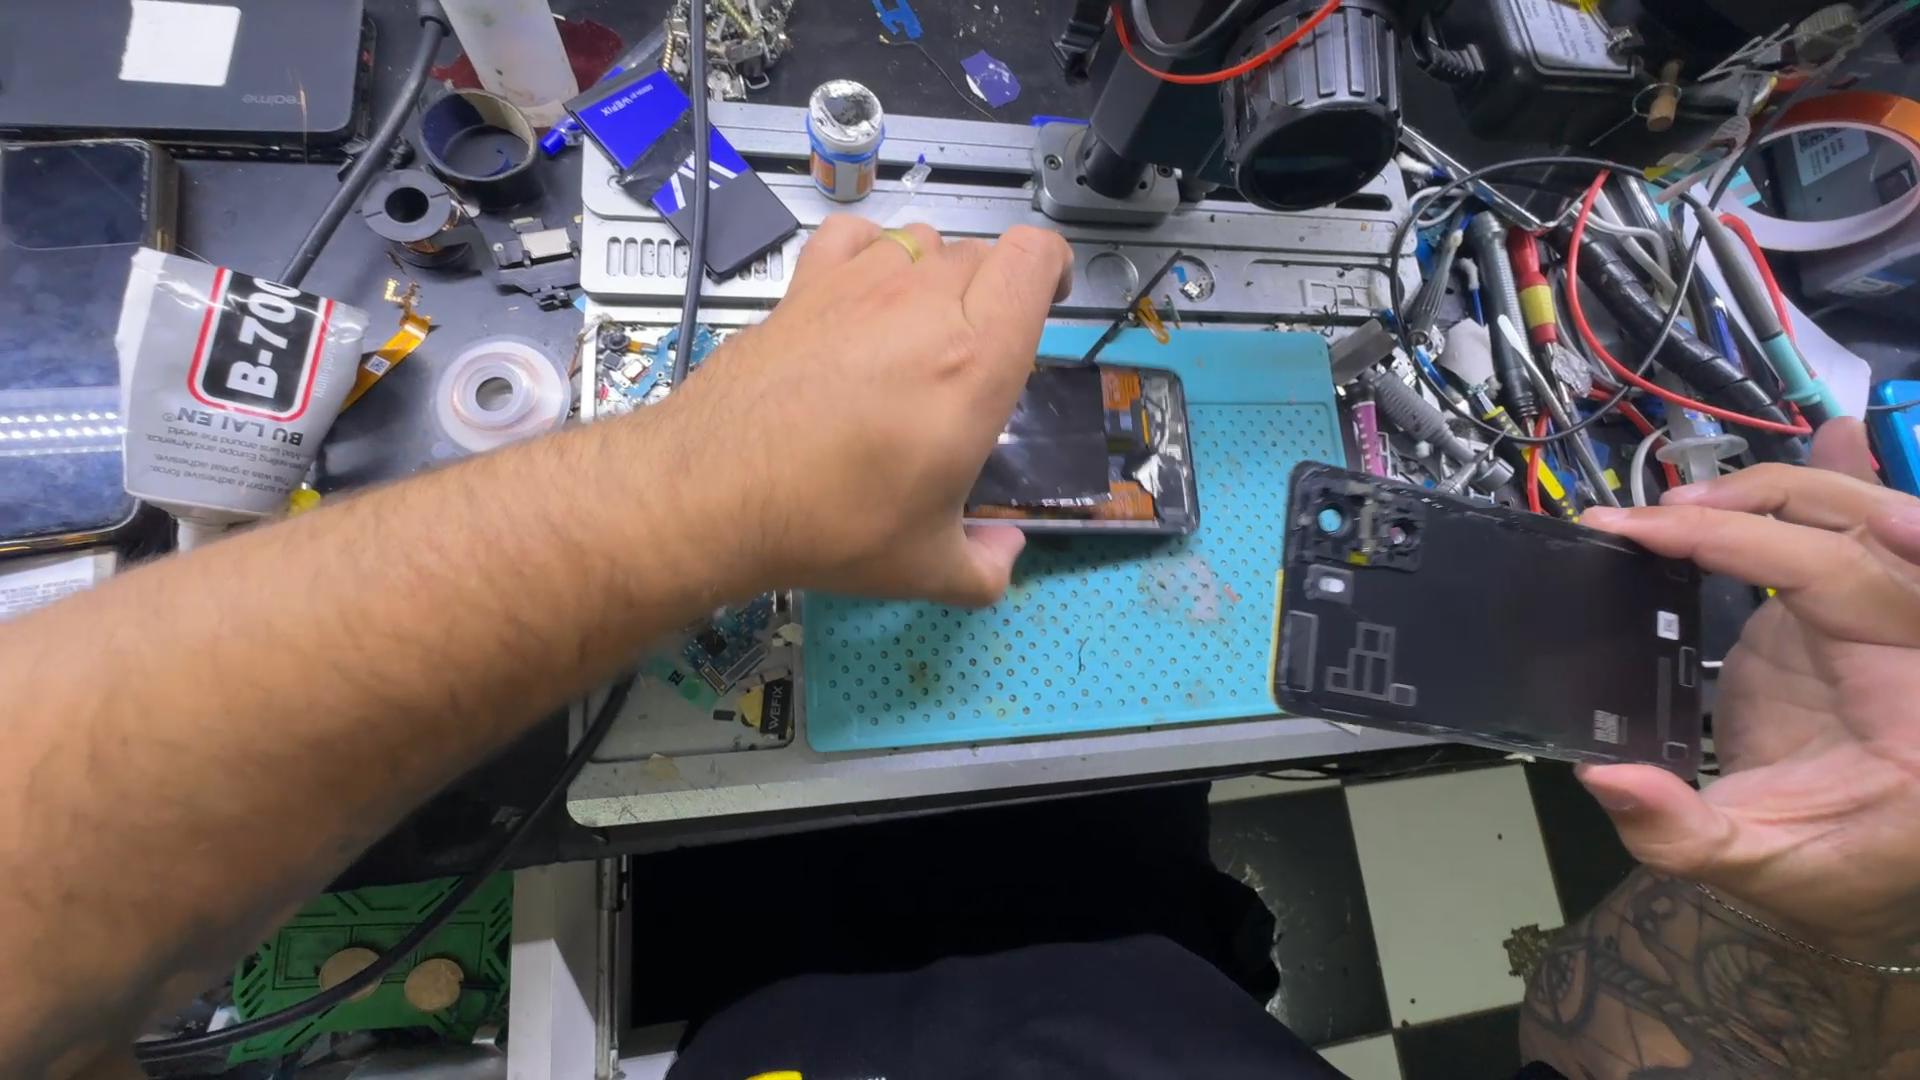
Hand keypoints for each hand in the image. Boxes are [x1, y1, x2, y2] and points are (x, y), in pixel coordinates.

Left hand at [657, 216, 1073, 606]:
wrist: (713, 495)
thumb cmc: (830, 524)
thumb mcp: (927, 568)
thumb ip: (987, 570)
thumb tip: (1006, 557)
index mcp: (975, 362)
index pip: (1037, 260)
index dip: (1055, 270)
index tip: (1048, 303)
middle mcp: (922, 305)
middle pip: (985, 253)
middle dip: (997, 294)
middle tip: (979, 352)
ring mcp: (858, 287)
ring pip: (926, 240)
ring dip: (940, 275)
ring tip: (923, 330)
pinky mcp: (804, 288)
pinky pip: (856, 236)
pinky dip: (874, 254)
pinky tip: (865, 295)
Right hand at [1579, 418, 1919, 959]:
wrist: (1850, 871)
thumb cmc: (1814, 872)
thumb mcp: (1746, 863)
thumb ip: (1678, 830)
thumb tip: (1602, 771)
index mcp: (1919, 703)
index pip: (1851, 587)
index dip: (1763, 541)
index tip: (1658, 528)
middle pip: (1875, 532)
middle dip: (1764, 504)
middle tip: (1657, 514)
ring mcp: (1888, 631)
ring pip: (1872, 519)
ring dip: (1781, 492)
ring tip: (1680, 500)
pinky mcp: (1849, 623)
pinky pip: (1864, 539)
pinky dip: (1850, 483)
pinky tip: (1831, 436)